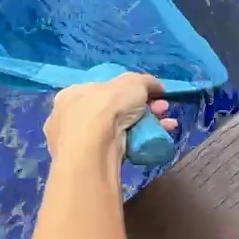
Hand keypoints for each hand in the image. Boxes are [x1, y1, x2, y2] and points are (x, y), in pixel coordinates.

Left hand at [45, 73, 174, 162]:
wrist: (94, 144)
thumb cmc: (107, 105)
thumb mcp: (133, 80)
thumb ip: (146, 81)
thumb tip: (156, 88)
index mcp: (74, 93)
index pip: (104, 89)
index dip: (130, 91)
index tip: (151, 94)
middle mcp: (71, 115)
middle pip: (116, 108)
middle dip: (145, 107)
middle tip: (162, 108)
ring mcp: (79, 138)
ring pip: (121, 126)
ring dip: (149, 122)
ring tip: (167, 123)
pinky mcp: (90, 157)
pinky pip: (121, 143)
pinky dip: (142, 138)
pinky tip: (159, 136)